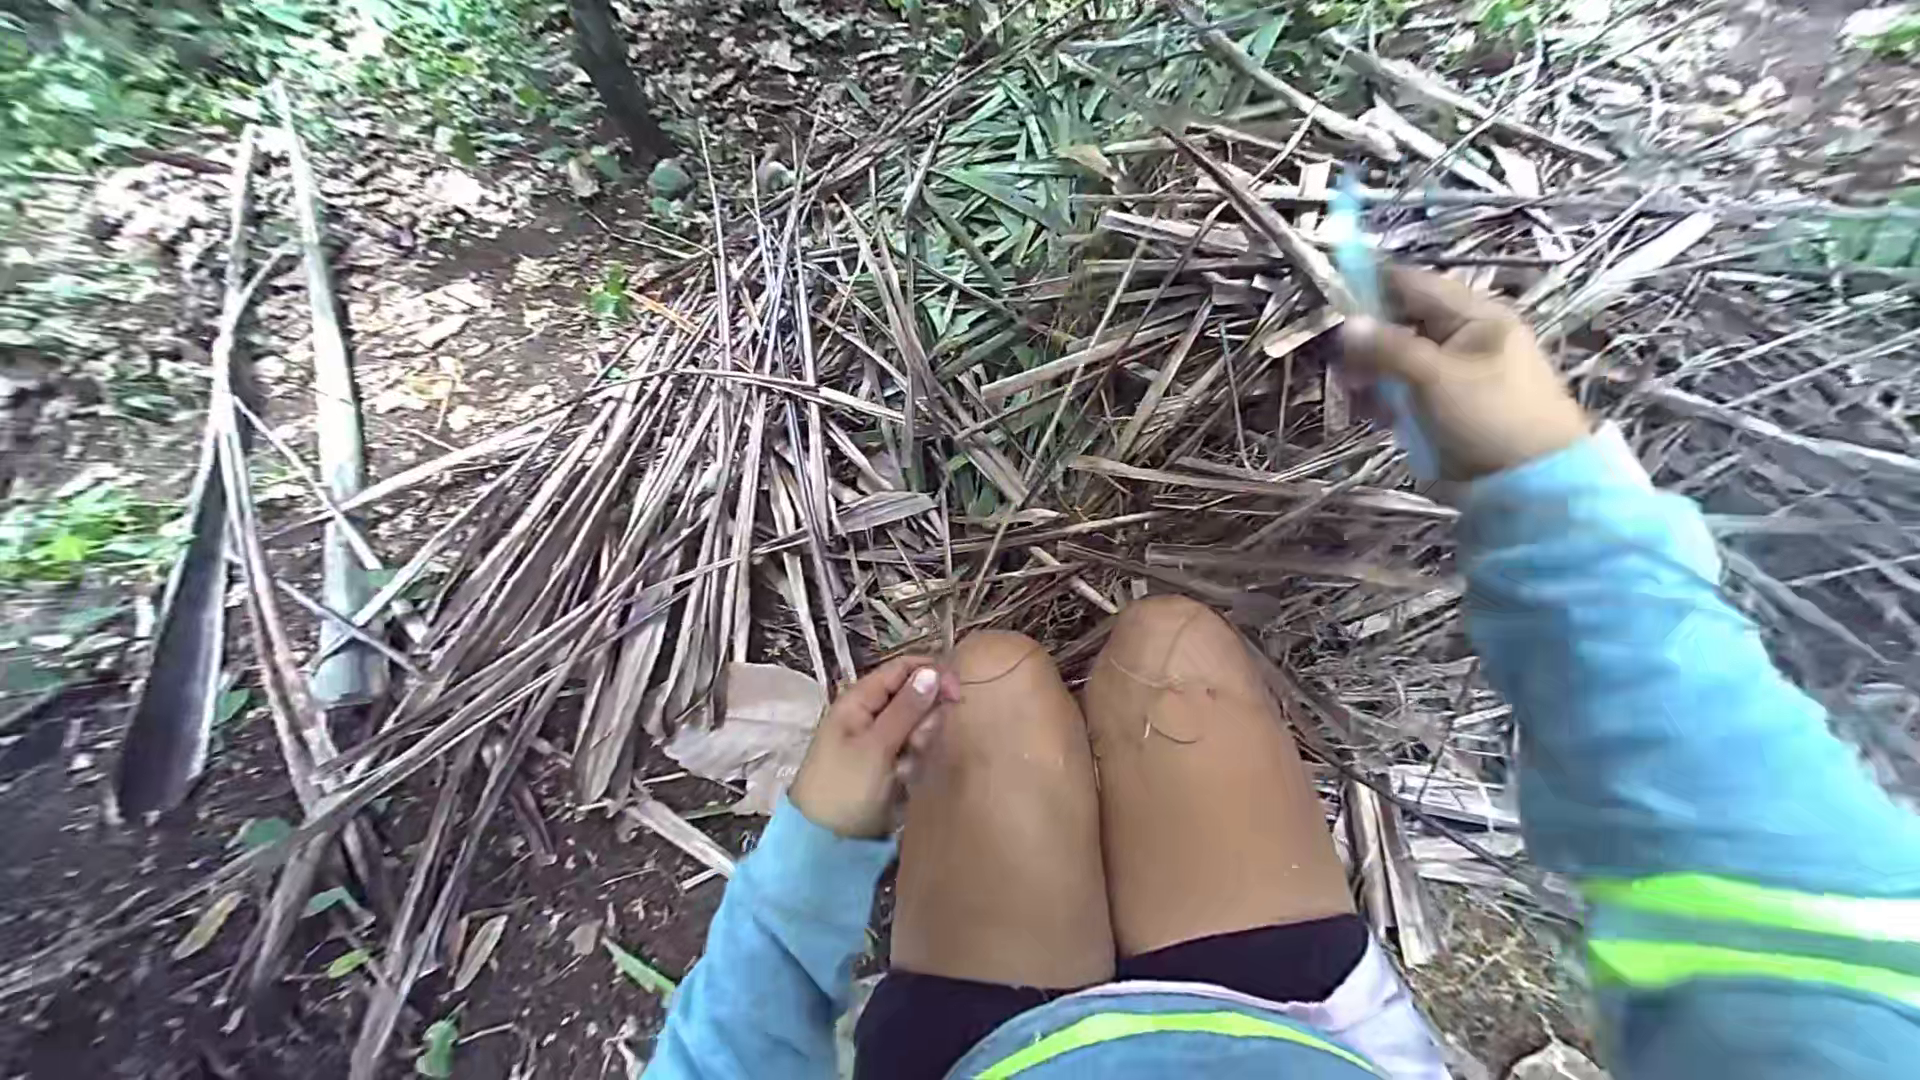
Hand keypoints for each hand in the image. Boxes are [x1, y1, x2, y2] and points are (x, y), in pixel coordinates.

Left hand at [787, 656, 959, 838]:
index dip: (931, 674)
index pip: (902, 669)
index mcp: (859, 699)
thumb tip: (932, 671)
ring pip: (916, 725)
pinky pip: (911, 749)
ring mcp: (876, 739)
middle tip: (917, 745)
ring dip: (919, 743)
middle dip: (924, 718)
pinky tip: (903, 780)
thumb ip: (907, 708)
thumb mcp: (877, 746)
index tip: (957, 693)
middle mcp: (868, 713)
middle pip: (913, 696)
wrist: (823, 844)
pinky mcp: (884, 763)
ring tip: (905, 768)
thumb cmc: (845, 788)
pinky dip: (913, 762)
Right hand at [1342, 266, 1590, 480]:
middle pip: (1398, 323)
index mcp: (1473, 317)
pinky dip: (1380, 396)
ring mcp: (1448, 372)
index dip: (1371, 287)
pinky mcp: (1437, 402)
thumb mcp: (1434, 377)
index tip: (1330, 297)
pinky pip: (1398, 388)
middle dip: (1365, 340)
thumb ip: (1388, 348)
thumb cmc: (1487, 417)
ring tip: (1354, 393)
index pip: (1414, 286)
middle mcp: (1460, 338)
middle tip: (1340, 362)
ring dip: (1368, 373)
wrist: (1525, 479)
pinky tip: (1372, 412)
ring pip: (1393, 359)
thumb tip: (1345, 323)